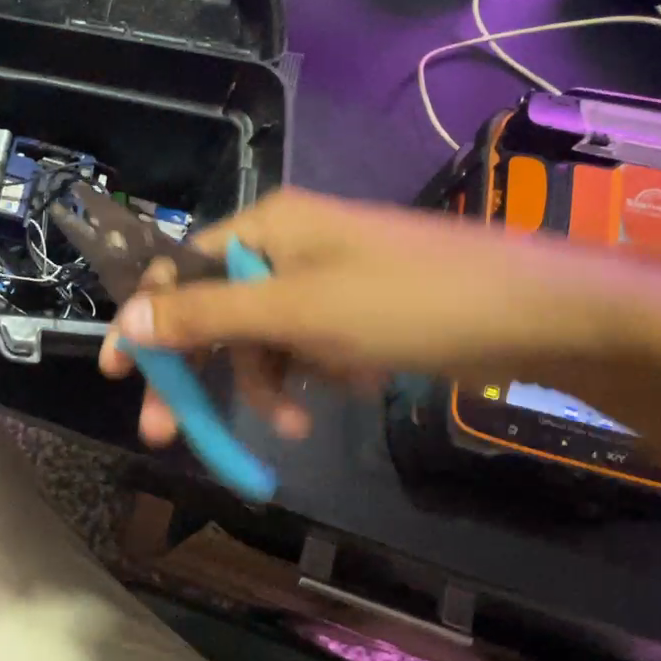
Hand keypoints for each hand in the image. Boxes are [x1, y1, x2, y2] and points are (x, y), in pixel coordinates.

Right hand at [99, 187, 660, 446]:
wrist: (543, 317)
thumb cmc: (410, 303)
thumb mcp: (297, 313)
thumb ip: (207, 317)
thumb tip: (128, 321)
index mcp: (264, 228)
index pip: (178, 271)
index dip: (144, 321)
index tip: (117, 372)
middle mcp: (283, 247)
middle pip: (213, 312)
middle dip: (199, 372)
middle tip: (169, 432)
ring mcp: (319, 281)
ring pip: (257, 341)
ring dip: (265, 386)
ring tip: (294, 424)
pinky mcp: (351, 313)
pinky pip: (302, 349)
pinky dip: (306, 379)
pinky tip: (337, 395)